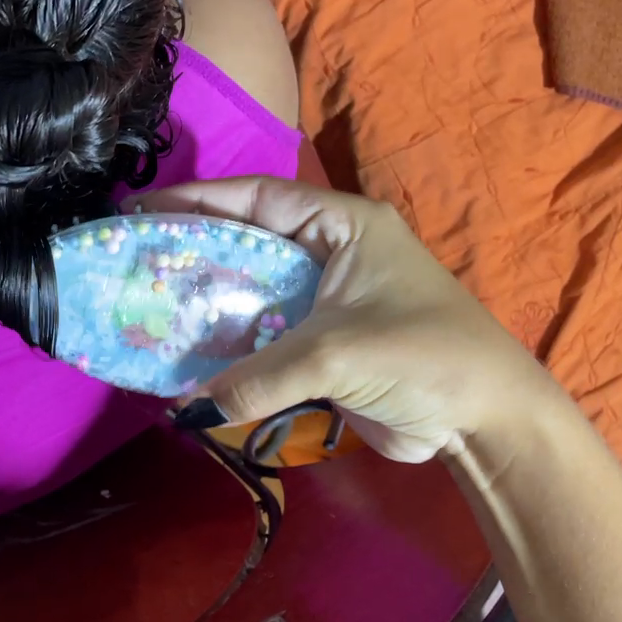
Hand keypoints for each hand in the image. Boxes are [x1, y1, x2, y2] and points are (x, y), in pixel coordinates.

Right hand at [121, 177, 556, 461]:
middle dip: (188, 250)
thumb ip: (256, 377)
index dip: (196, 200)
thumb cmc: (427, 359)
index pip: (257, 197)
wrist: (488, 425)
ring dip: (200, 299)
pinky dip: (219, 340)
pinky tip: (181, 349)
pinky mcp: (313, 338)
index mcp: (343, 226)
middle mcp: (326, 252)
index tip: (141, 212)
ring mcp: (319, 296)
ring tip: (146, 303)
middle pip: (242, 239)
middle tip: (133, 259)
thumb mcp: (336, 356)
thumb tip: (184, 409)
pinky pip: (253, 329)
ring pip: (244, 287)